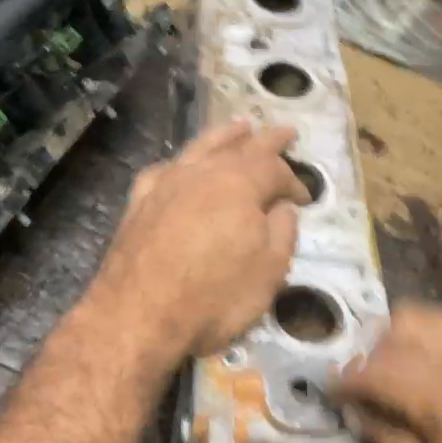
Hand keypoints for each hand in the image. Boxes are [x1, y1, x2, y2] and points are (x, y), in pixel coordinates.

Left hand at [88, 121, 308, 365]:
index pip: (274, 169)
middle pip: (239, 147)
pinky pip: (164, 170)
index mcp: (238, 185)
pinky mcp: (138, 203)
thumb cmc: (212, 299)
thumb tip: (281, 208)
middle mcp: (201, 174)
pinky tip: (181, 166)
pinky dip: (180, 163)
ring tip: (238, 127)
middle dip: (265, 140)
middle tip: (284, 131)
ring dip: (223, 137)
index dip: (293, 182)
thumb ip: (281, 233)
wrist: (137, 316)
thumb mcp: (267, 272)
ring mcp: (165, 185)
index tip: (304, 199)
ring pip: (199, 149)